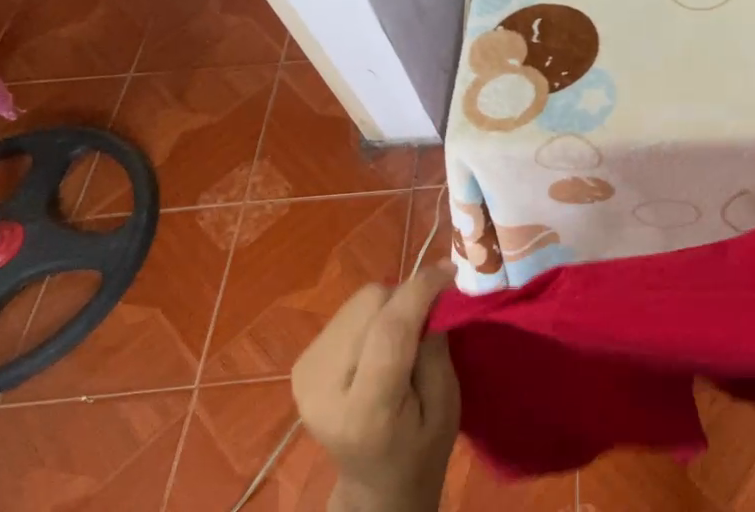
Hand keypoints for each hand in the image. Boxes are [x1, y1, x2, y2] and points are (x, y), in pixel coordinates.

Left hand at [292, 265, 460, 511]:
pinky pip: (348, 311)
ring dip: (390, 303)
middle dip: (406, 296)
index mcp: (364, 410)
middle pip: (369, 305)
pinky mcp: (302, 363)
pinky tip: (382, 340)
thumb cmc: (421, 448)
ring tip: (407, 330)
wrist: (374, 483)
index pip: (390, 330)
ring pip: (358, 301)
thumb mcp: (447, 406)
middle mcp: (322, 388)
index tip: (452, 270)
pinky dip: (374, 314)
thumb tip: (436, 293)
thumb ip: (436, 349)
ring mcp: (305, 373)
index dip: (421, 290)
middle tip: (433, 312)